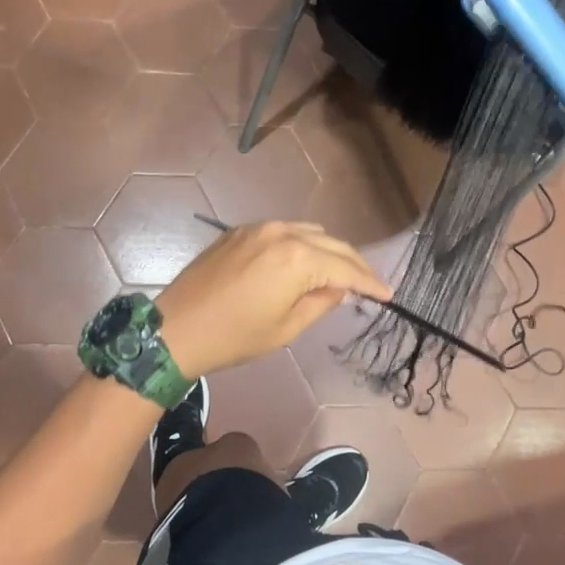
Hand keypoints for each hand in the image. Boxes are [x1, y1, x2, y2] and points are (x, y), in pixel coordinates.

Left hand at [156, 222, 391, 377]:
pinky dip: (301, 243)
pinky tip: (304, 262)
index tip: (388, 294)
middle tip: (370, 284)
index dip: (370, 282)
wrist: (176, 329)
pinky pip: (283, 230)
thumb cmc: (234, 336)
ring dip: (328, 250)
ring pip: (308, 232)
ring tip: (340, 273)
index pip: (346, 268)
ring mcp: (258, 228)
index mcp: (297, 259)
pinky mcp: (239, 231)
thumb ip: (320, 302)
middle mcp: (282, 233)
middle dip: (354, 263)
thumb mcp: (286, 328)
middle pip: (332, 243)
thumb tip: (338, 287)